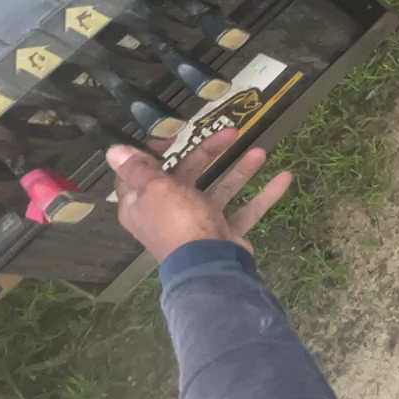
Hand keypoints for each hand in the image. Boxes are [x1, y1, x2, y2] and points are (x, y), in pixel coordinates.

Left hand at [105, 128, 292, 261]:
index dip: (157, 150)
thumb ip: (140, 169)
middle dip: (210, 152)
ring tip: (261, 152)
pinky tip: (285, 178)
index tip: (176, 134)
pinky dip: (265, 194)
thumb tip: (114, 150)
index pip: (144, 171)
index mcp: (145, 202)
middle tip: (232, 133)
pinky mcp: (225, 230)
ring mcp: (200, 221)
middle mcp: (169, 210)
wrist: (209, 265)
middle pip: (189, 174)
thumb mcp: (156, 191)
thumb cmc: (178, 223)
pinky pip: (246, 208)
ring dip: (241, 170)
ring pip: (220, 189)